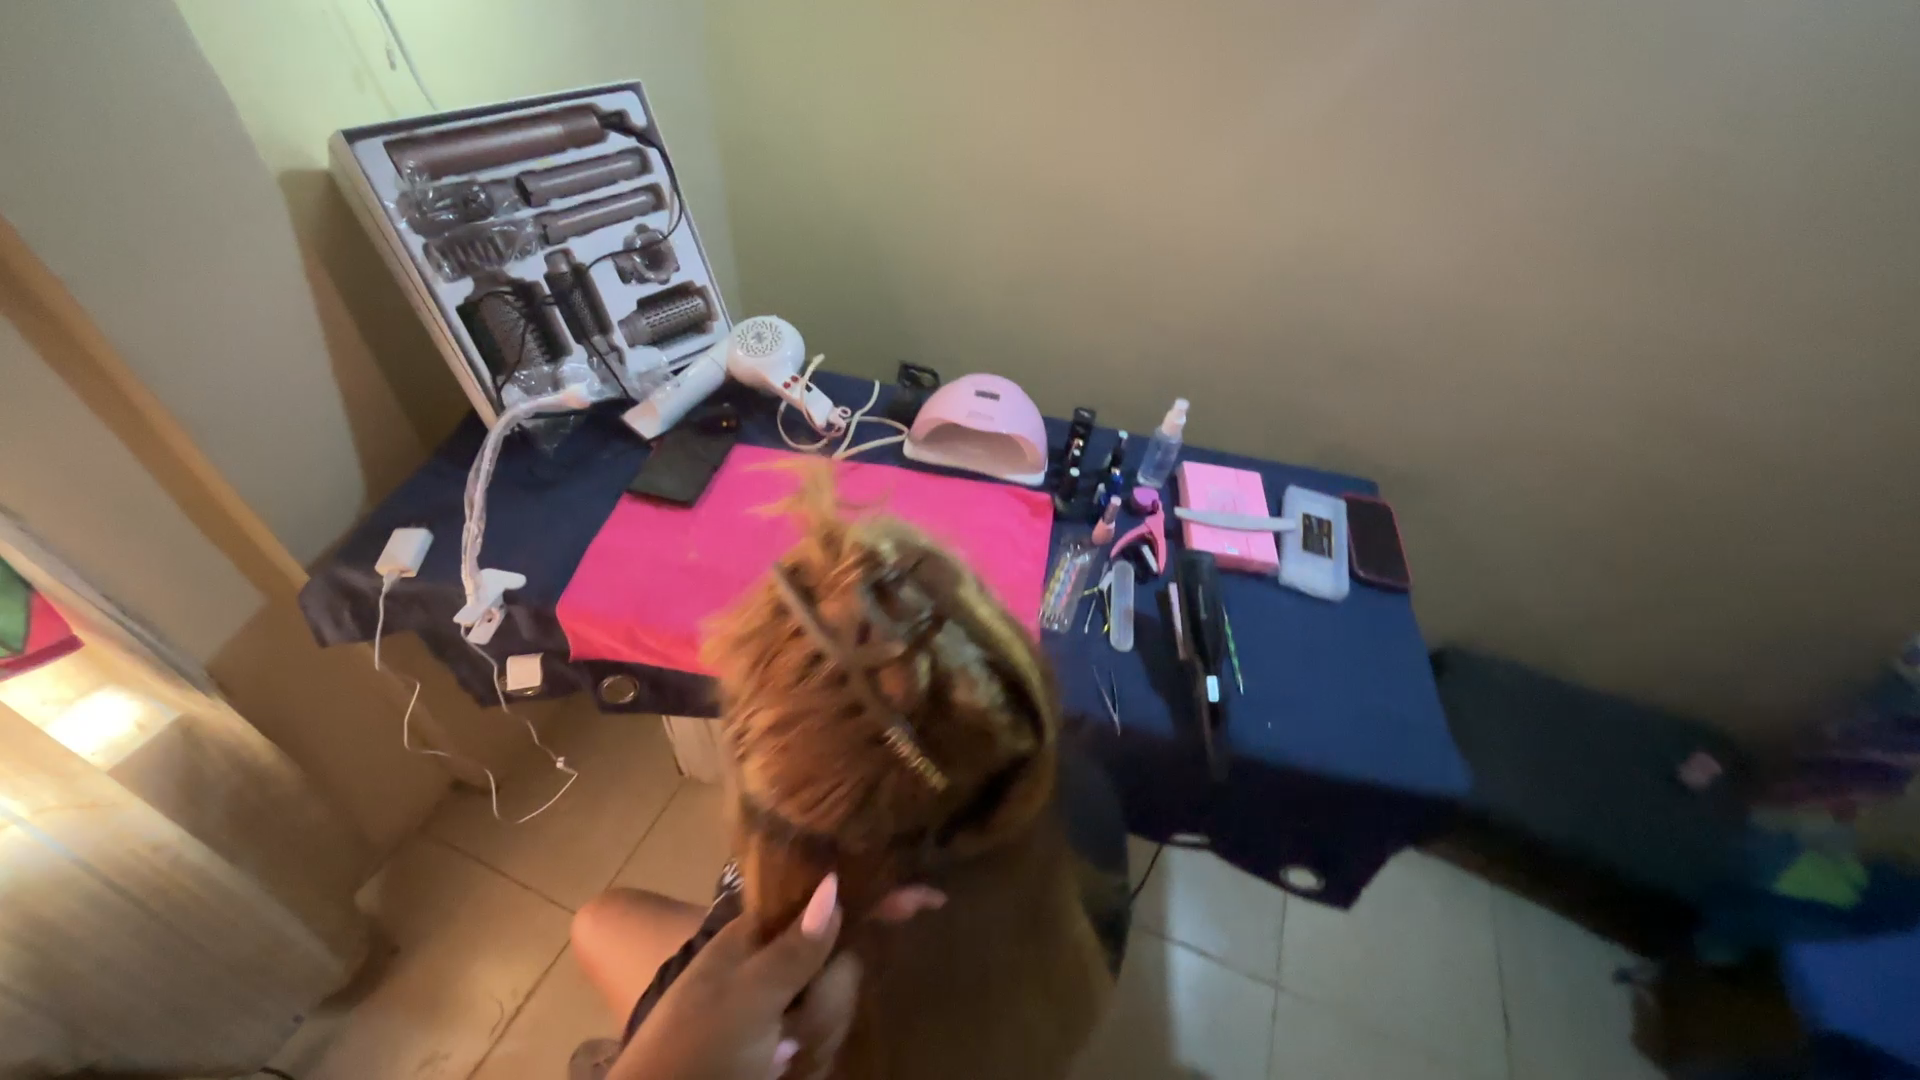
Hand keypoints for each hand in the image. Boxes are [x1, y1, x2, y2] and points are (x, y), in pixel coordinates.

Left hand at [611, 874, 944, 1079]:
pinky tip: (777, 1076)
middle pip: (843, 969)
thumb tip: (834, 882)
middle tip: (784, 1038)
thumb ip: (797, 947)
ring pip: (837, 1013)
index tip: (930, 898)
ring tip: (770, 1066)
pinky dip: (806, 1064)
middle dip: (825, 1007)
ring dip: (811, 1044)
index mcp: (760, 937)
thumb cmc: (694, 1053)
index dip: (878, 899)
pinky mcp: (786, 1051)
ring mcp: (782, 1013)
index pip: (831, 904)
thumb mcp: (747, 998)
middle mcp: (777, 969)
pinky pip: (824, 1048)